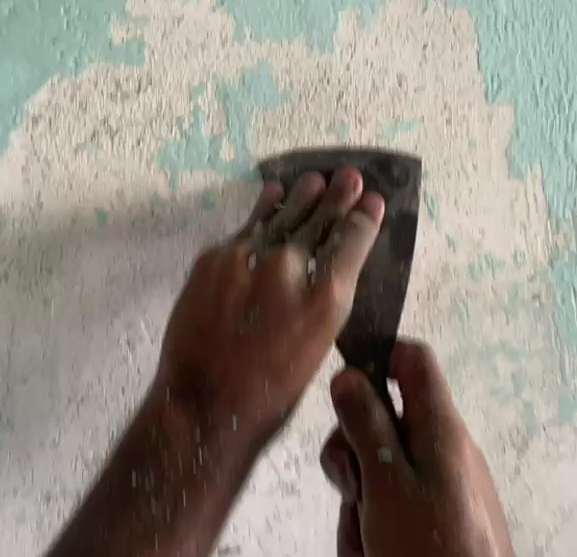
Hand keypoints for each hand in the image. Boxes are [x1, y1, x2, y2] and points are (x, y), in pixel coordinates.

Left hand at [150, 169, 385, 444]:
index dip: (364, 218)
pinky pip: (247, 226)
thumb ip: (320, 302)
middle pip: (319, 221)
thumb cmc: (269, 394)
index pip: (351, 243)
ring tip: (316, 179)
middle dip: (337, 197)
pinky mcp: (217, 255)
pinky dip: (264, 210)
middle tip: (351, 174)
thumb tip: (322, 269)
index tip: (373, 201)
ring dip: (302, 196)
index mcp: (325, 299)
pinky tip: (273, 196)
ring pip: (282, 216)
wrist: (203, 402)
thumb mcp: (315, 348)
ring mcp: (249, 257)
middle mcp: (290, 268)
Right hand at [319, 340, 514, 556]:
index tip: (343, 393)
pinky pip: (391, 497)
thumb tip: (347, 372)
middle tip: (351, 486)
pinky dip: (374, 516)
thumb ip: (365, 425)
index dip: (376, 358)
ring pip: (378, 461)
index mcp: (441, 428)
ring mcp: (440, 485)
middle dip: (353, 446)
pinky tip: (373, 545)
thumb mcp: (387, 486)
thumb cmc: (430, 552)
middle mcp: (444, 448)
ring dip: (359, 491)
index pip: (411, 358)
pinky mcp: (435, 517)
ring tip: (366, 531)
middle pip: (382, 414)